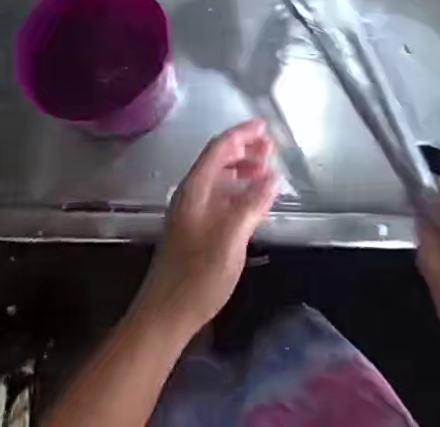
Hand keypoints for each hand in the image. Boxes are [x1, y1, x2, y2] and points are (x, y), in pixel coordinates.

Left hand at [133, 120, 279, 338]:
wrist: (166, 312)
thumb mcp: (230, 240)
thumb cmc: (197, 276)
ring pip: (218, 178)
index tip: (264, 126)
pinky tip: (252, 200)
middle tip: (270, 146)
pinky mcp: (195, 228)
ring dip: (241, 169)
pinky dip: (237, 190)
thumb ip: (250, 205)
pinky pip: (218, 196)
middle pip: (217, 159)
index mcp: (194, 189)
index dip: (241, 134)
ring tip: (266, 170)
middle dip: (243, 148)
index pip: (218, 149)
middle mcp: (190, 193)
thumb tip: (273, 176)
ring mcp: (191, 211)